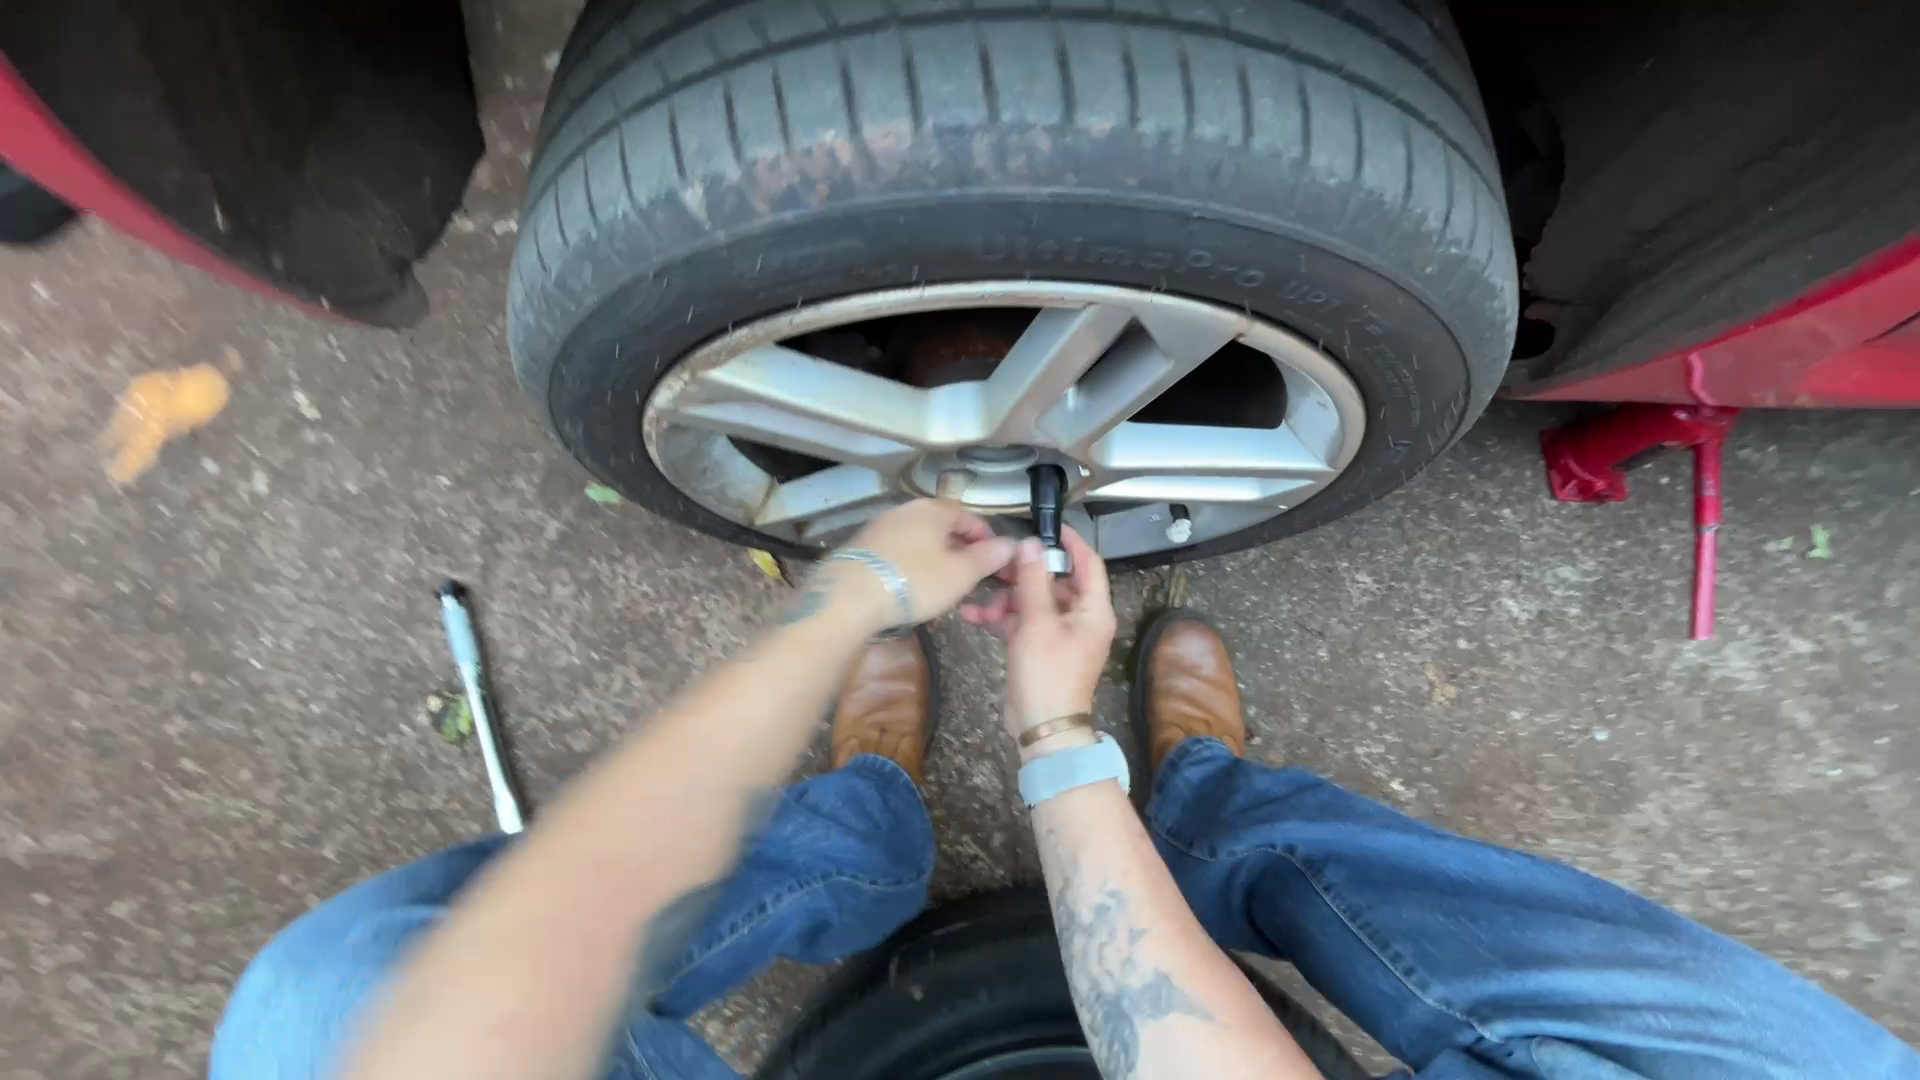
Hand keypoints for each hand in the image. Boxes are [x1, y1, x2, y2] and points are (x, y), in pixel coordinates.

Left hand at [824, 499, 1017, 630]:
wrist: (849, 597)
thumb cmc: (914, 582)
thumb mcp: (960, 574)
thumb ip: (988, 557)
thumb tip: (1012, 543)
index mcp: (933, 510)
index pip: (970, 517)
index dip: (986, 539)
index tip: (994, 562)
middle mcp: (905, 510)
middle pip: (941, 526)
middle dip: (958, 548)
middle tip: (969, 576)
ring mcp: (879, 526)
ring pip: (918, 538)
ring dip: (933, 556)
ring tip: (940, 584)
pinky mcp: (860, 546)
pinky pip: (896, 550)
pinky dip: (908, 563)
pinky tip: (908, 585)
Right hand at [959, 527, 1115, 754]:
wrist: (1042, 729)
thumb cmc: (1047, 674)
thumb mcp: (1037, 622)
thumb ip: (1032, 580)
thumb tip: (1031, 544)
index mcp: (1093, 610)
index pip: (1088, 563)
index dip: (1070, 542)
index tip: (1046, 525)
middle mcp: (1081, 619)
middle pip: (1055, 582)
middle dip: (1024, 574)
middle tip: (997, 563)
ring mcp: (1060, 634)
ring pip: (1034, 602)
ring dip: (1007, 599)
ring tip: (980, 601)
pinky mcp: (1040, 648)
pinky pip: (1023, 623)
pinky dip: (1002, 619)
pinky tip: (973, 616)